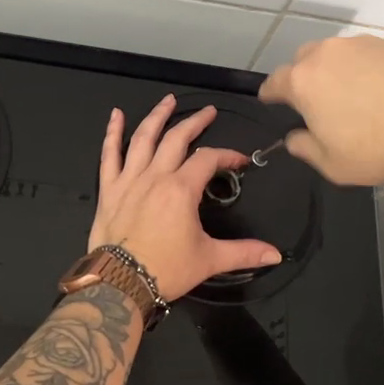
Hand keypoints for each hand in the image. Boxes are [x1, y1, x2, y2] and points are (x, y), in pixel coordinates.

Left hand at [88, 95, 282, 298]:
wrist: (119, 283)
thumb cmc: (165, 270)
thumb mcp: (209, 260)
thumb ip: (243, 252)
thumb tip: (275, 254)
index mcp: (181, 189)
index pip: (208, 159)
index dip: (227, 156)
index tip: (239, 161)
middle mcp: (155, 176)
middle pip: (177, 138)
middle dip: (195, 122)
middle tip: (208, 112)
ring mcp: (129, 180)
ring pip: (143, 138)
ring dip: (157, 116)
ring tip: (168, 101)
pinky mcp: (108, 189)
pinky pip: (109, 155)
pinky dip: (112, 133)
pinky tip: (116, 115)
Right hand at [257, 35, 383, 185]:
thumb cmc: (375, 148)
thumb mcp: (332, 164)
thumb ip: (305, 148)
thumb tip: (294, 137)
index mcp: (303, 82)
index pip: (275, 82)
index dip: (270, 93)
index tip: (270, 99)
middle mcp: (325, 54)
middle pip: (303, 60)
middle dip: (302, 76)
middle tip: (314, 99)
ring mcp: (359, 45)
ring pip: (333, 53)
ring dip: (332, 68)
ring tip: (347, 91)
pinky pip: (362, 53)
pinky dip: (361, 66)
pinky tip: (375, 85)